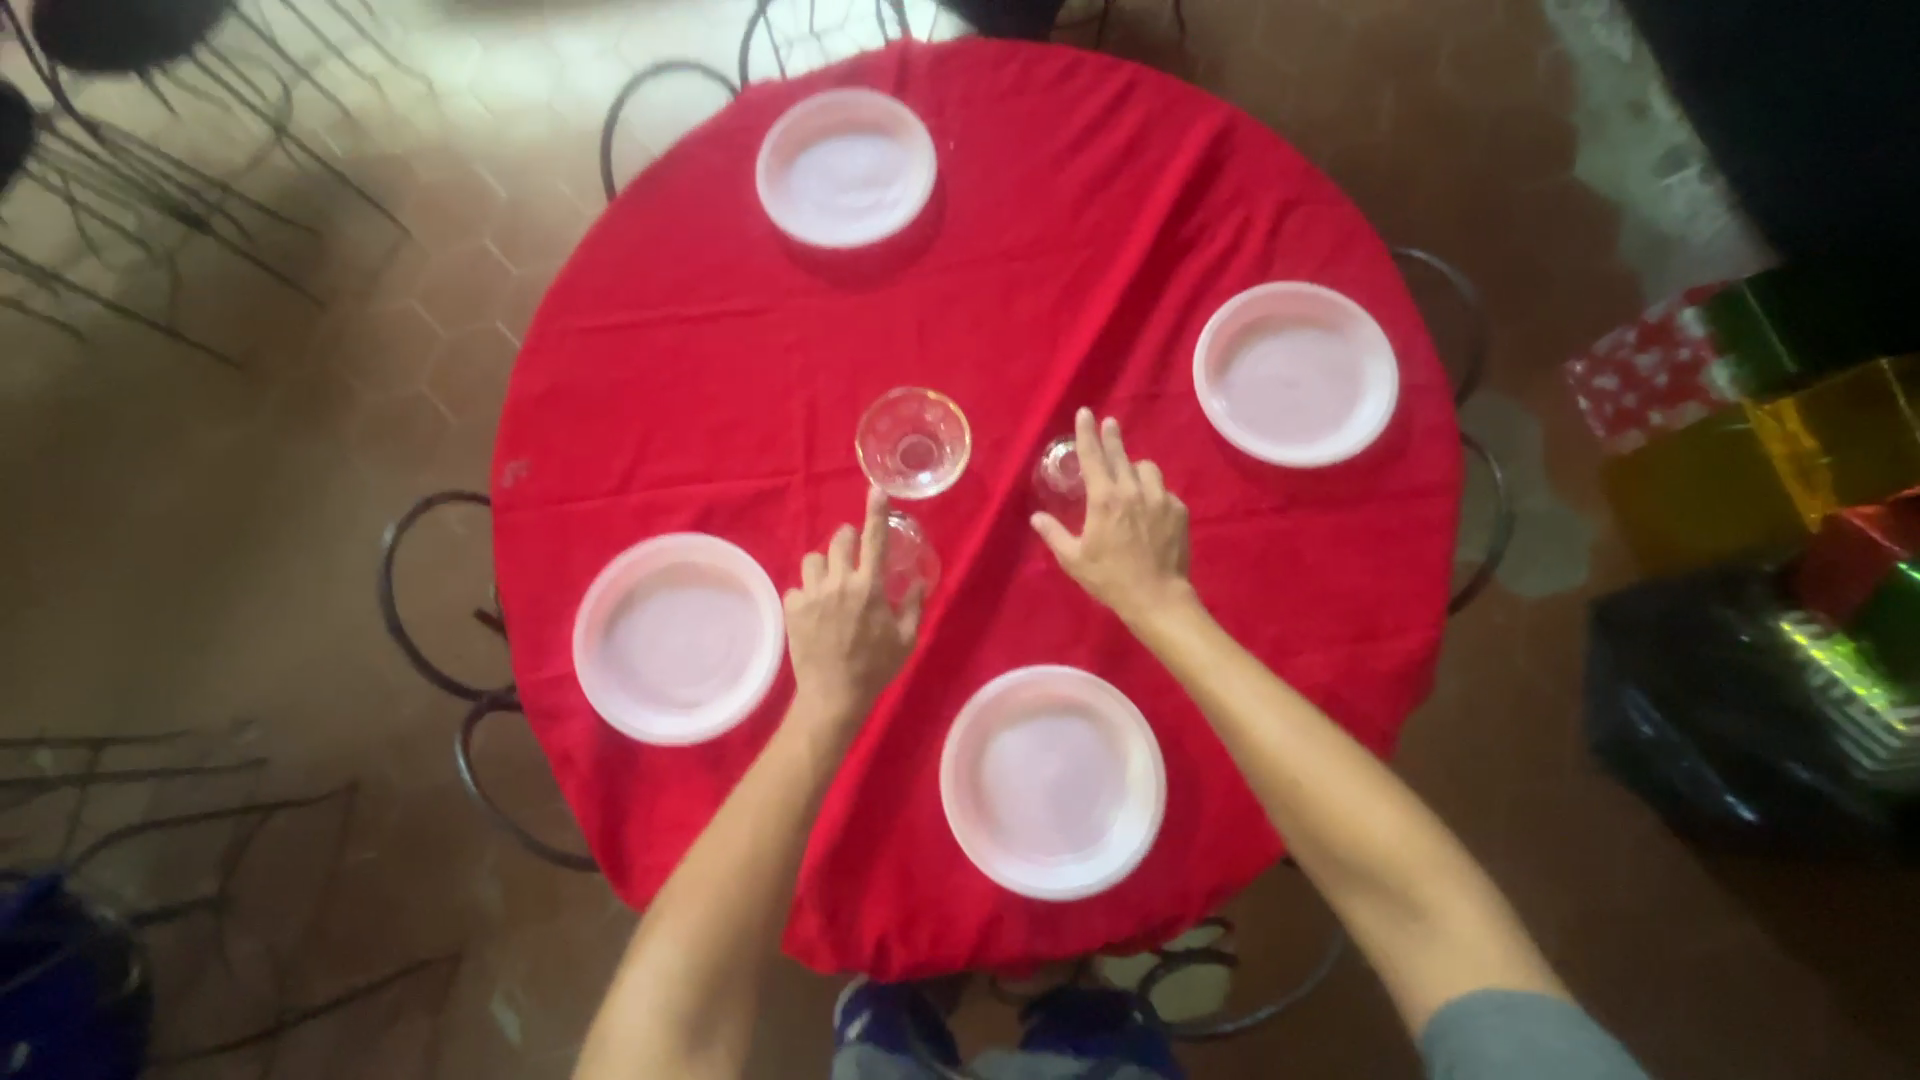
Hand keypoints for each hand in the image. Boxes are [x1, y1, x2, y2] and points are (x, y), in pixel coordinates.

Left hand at [785, 487, 925, 721]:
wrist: (834, 696)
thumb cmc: (877, 668)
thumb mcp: (906, 639)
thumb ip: (913, 605)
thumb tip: (919, 581)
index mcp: (870, 587)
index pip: (875, 539)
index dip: (876, 511)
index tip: (875, 489)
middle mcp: (840, 583)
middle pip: (839, 539)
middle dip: (847, 541)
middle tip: (852, 557)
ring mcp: (813, 594)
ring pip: (813, 559)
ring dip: (823, 566)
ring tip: (830, 584)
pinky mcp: (793, 608)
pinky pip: (797, 587)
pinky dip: (805, 594)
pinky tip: (813, 611)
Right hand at [1031, 408, 1192, 625]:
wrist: (1157, 597)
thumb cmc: (1110, 579)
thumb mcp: (1074, 560)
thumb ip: (1054, 534)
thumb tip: (1037, 517)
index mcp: (1104, 499)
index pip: (1092, 456)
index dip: (1086, 433)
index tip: (1086, 413)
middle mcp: (1132, 491)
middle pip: (1120, 454)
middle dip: (1112, 437)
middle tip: (1109, 423)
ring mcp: (1159, 498)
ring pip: (1146, 469)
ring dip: (1135, 468)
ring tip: (1130, 476)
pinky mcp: (1178, 510)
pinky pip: (1163, 491)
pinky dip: (1153, 492)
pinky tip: (1149, 508)